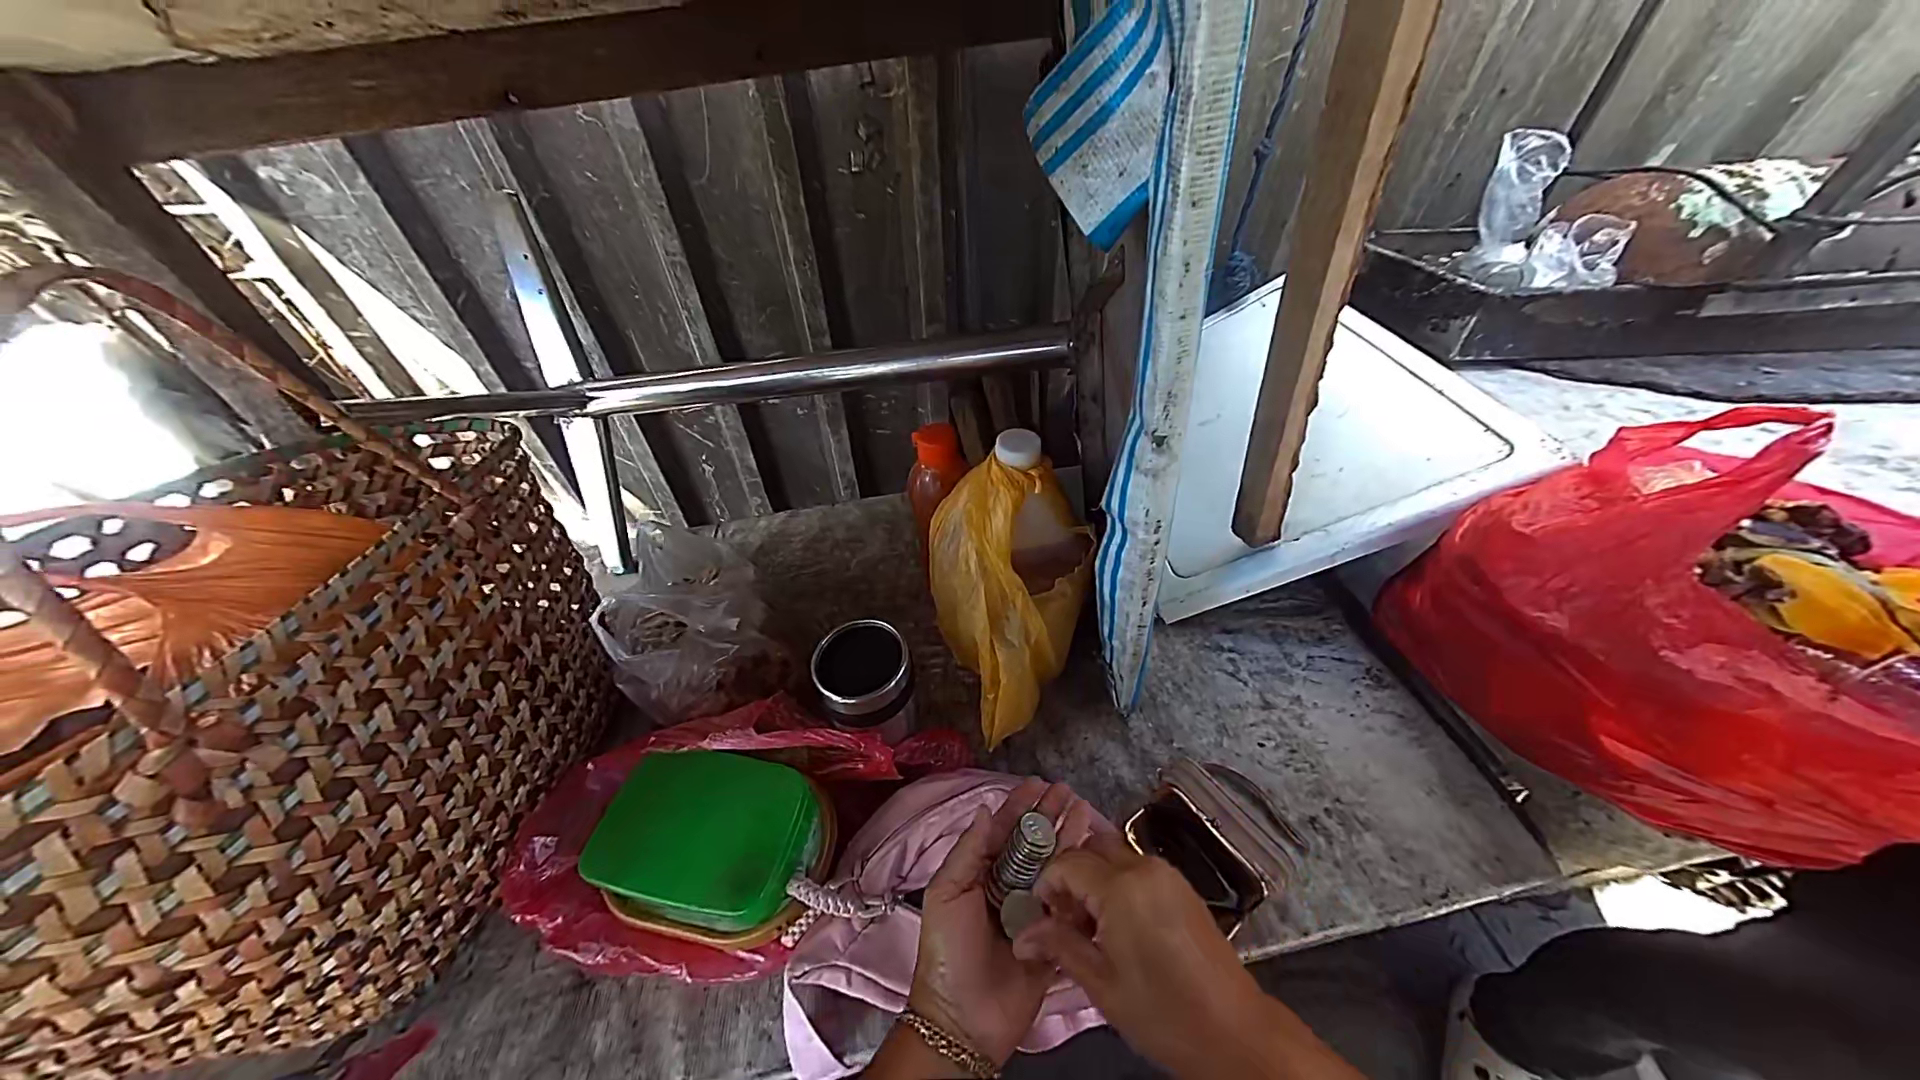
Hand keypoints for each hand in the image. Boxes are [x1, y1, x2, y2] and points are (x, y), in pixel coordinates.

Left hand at [907, 777, 1101, 1064]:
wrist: (964, 1020)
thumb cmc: (948, 951)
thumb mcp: (947, 893)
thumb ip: (968, 850)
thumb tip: (986, 809)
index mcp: (981, 873)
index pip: (1004, 831)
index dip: (1020, 806)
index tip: (1038, 783)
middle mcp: (1009, 886)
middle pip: (1034, 843)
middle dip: (1050, 815)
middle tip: (1069, 791)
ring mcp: (1032, 911)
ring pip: (1055, 867)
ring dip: (1070, 839)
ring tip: (1086, 813)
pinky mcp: (1053, 937)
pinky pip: (1070, 905)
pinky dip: (1082, 881)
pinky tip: (1093, 858)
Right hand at [1011, 832, 1362, 1079]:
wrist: (1236, 1033)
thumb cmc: (1163, 1014)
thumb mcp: (1102, 984)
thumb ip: (1060, 946)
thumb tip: (1022, 936)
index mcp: (1122, 887)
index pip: (1067, 863)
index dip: (1047, 885)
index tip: (1041, 915)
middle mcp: (1144, 868)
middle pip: (1091, 848)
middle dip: (1070, 875)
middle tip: (1064, 917)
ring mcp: (1167, 874)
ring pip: (1114, 855)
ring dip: (1094, 877)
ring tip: (1091, 926)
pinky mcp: (1182, 886)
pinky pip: (1137, 868)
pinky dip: (1118, 882)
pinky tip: (1118, 924)